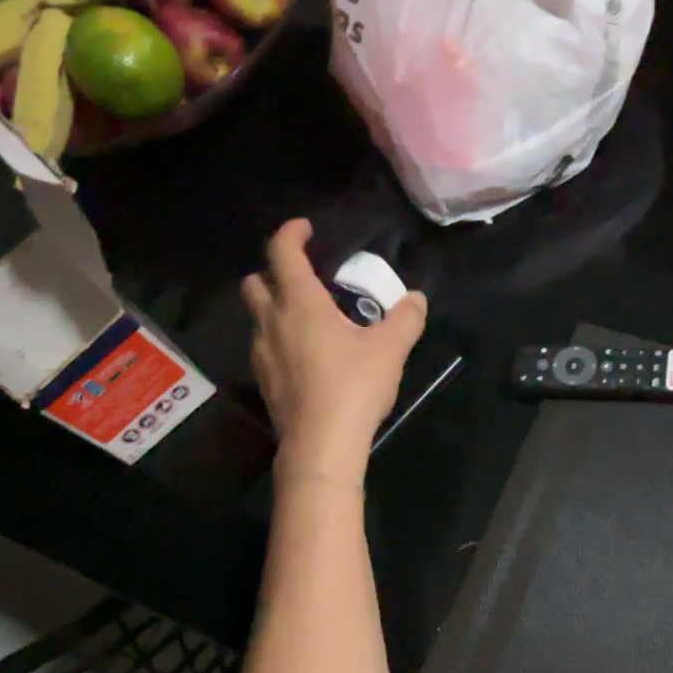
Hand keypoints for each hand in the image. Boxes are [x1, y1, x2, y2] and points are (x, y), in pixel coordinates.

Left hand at [242, 219, 427, 485]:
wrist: (321, 443)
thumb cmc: (354, 387)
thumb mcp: (390, 351)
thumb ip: (406, 319)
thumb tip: (417, 299)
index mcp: (301, 304)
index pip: (283, 252)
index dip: (292, 234)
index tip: (305, 229)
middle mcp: (272, 321)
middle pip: (256, 282)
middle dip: (274, 272)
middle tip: (301, 279)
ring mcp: (262, 353)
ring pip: (257, 317)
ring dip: (274, 309)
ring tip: (304, 321)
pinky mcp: (264, 381)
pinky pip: (264, 348)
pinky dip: (278, 341)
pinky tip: (302, 358)